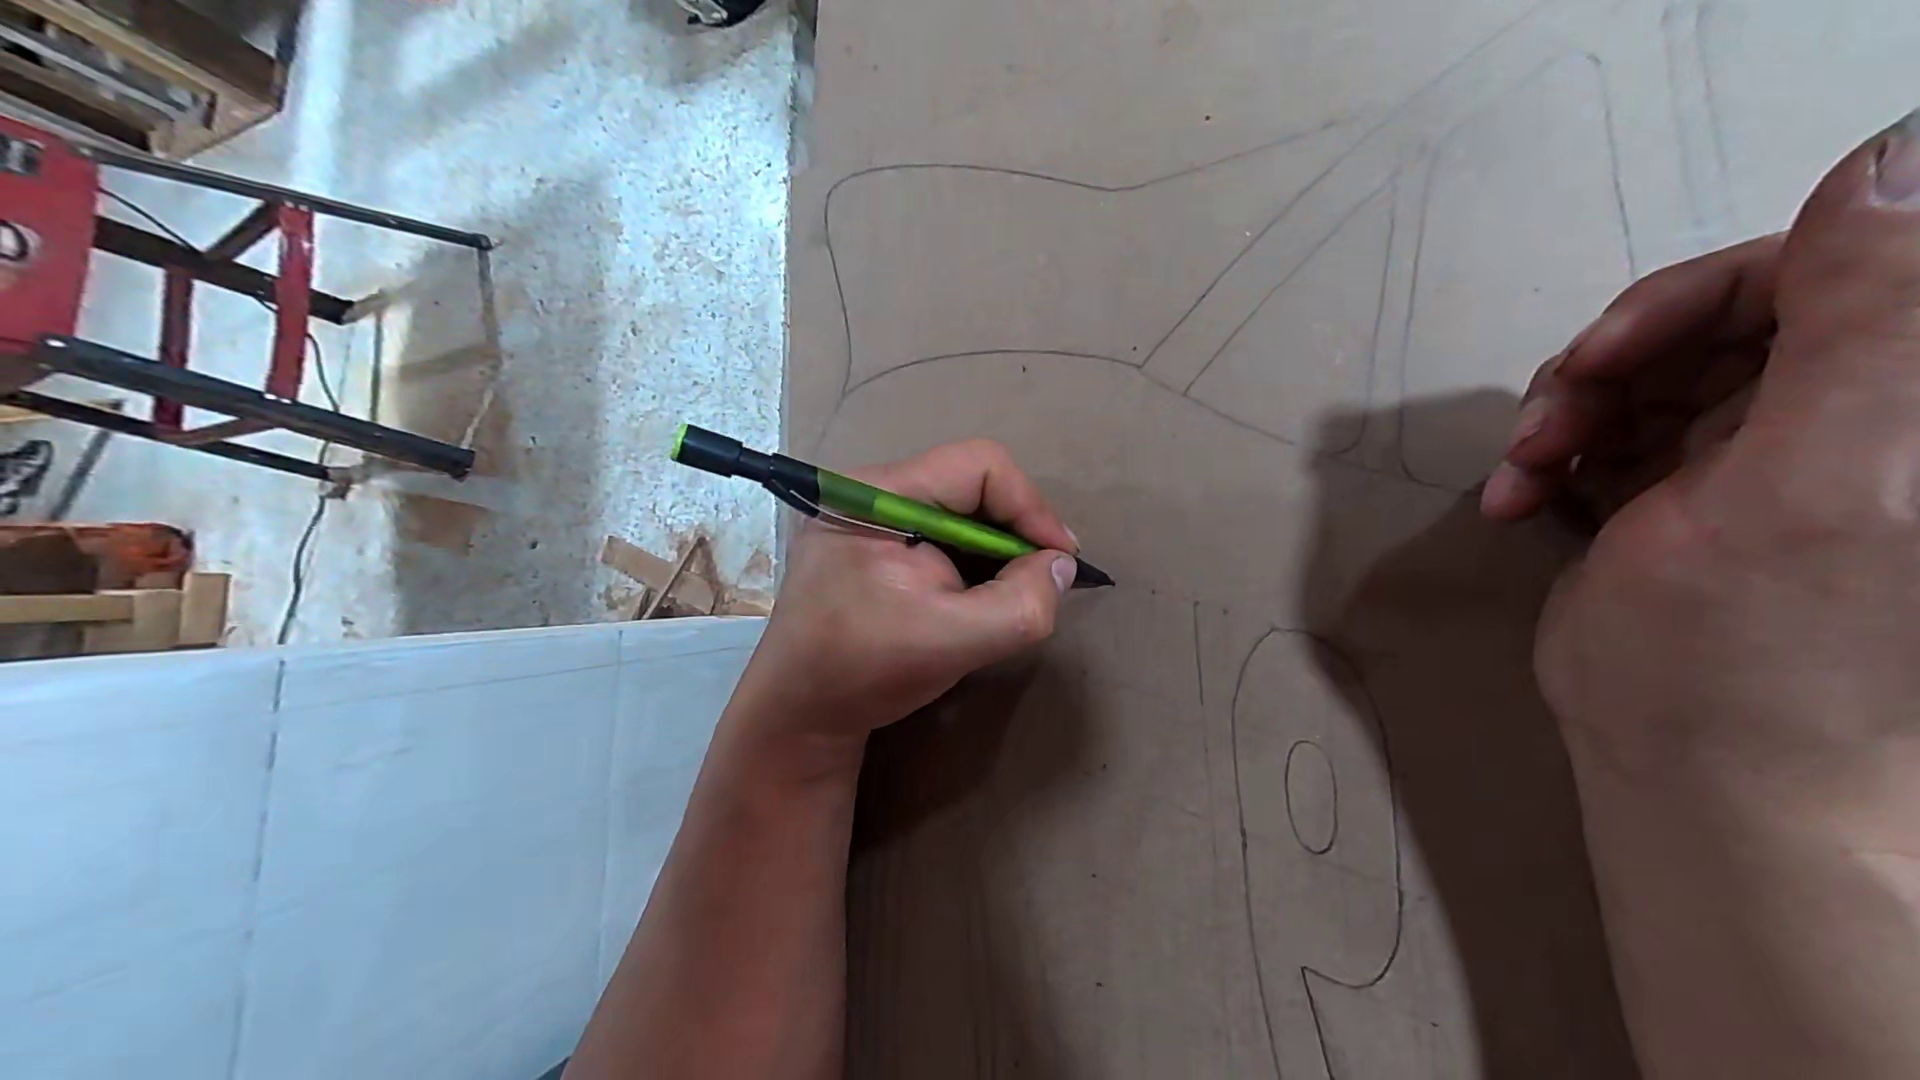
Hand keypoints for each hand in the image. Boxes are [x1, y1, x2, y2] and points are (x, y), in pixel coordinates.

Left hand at [726, 439, 1079, 759]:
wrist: (798, 712)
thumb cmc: (862, 671)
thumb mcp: (951, 642)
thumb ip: (1019, 605)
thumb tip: (1061, 567)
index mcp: (878, 495)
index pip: (978, 467)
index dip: (1030, 507)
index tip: (1061, 559)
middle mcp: (872, 493)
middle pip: (971, 486)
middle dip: (1016, 533)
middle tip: (1042, 580)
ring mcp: (870, 519)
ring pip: (960, 512)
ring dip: (997, 552)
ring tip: (1012, 595)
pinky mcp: (874, 545)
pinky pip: (941, 536)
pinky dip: (973, 563)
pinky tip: (977, 599)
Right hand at [1479, 113, 1919, 1076]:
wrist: (1691, 764)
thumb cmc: (1755, 646)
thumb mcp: (1820, 485)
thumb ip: (1874, 325)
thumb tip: (1903, 151)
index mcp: (1905, 398)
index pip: (1819, 270)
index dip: (1692, 296)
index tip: (1598, 357)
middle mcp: (1847, 414)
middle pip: (1714, 325)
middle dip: (1606, 367)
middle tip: (1544, 422)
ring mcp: (1752, 459)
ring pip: (1644, 381)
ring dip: (1563, 416)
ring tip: (1520, 470)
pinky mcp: (1674, 497)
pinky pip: (1602, 437)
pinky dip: (1547, 459)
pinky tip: (1514, 497)